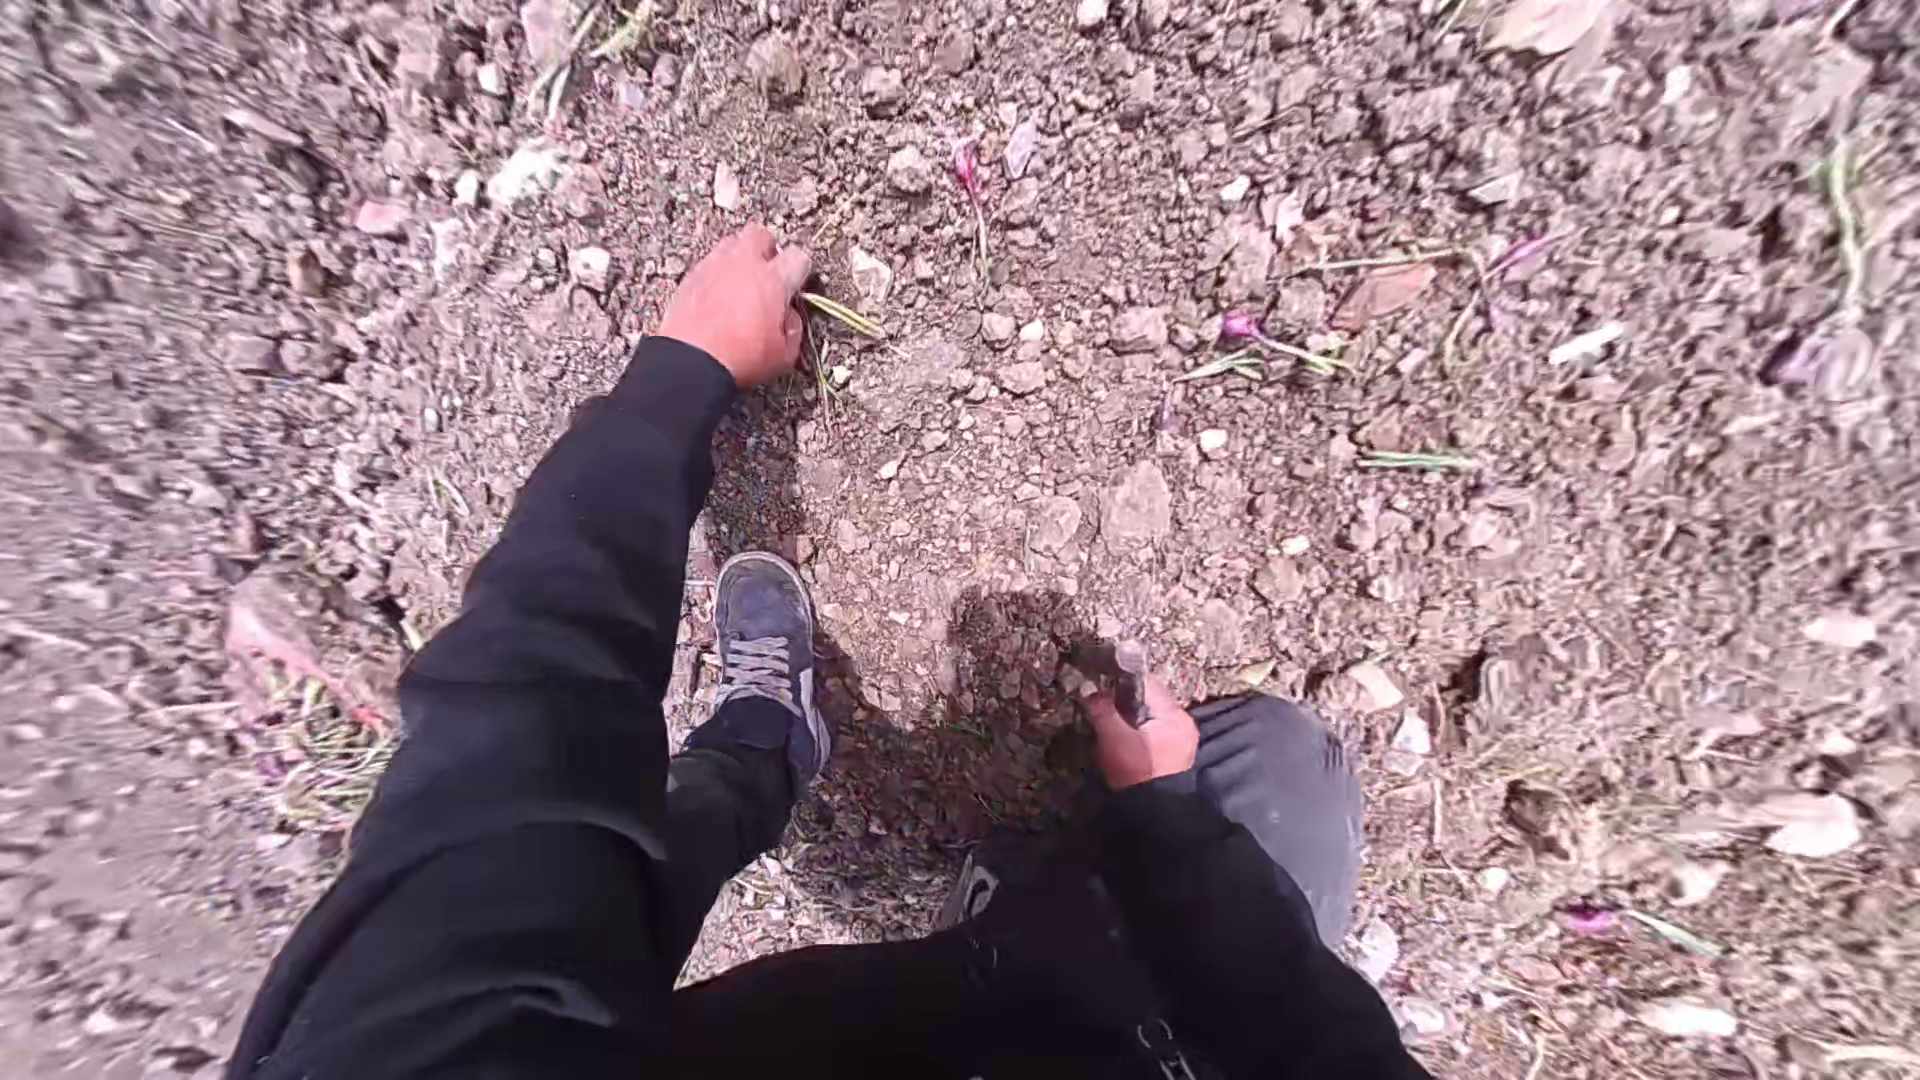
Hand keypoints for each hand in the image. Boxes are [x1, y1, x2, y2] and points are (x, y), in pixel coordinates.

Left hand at [658, 225, 810, 387]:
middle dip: (768, 250)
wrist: (692, 362)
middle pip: (760, 234)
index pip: (797, 257)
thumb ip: (794, 328)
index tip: (796, 285)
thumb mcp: (784, 355)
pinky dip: (718, 275)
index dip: (800, 271)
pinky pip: (709, 263)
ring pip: (731, 243)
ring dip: (740, 259)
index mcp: (774, 280)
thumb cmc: (742, 359)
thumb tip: (789, 315)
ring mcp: (714, 266)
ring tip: (743, 286)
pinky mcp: (691, 276)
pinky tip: (720, 298)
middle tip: (769, 275)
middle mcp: (744, 264)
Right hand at [1080, 676, 1198, 788]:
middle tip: (1104, 705)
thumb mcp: (1115, 739)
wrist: (1154, 816)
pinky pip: (1153, 730)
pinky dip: (1138, 729)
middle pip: (1149, 699)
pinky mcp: (1174, 754)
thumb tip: (1088, 688)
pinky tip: (1124, 737)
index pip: (1147, 684)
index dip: (1122, 681)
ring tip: (1111, 721)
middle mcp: (1184, 724)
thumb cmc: (1137, 773)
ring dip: (1131, 715)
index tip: (1102, 685)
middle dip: (1126, 700)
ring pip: (1150, 715)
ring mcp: (1181, 740)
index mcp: (1175, 716)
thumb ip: (1102, 710)